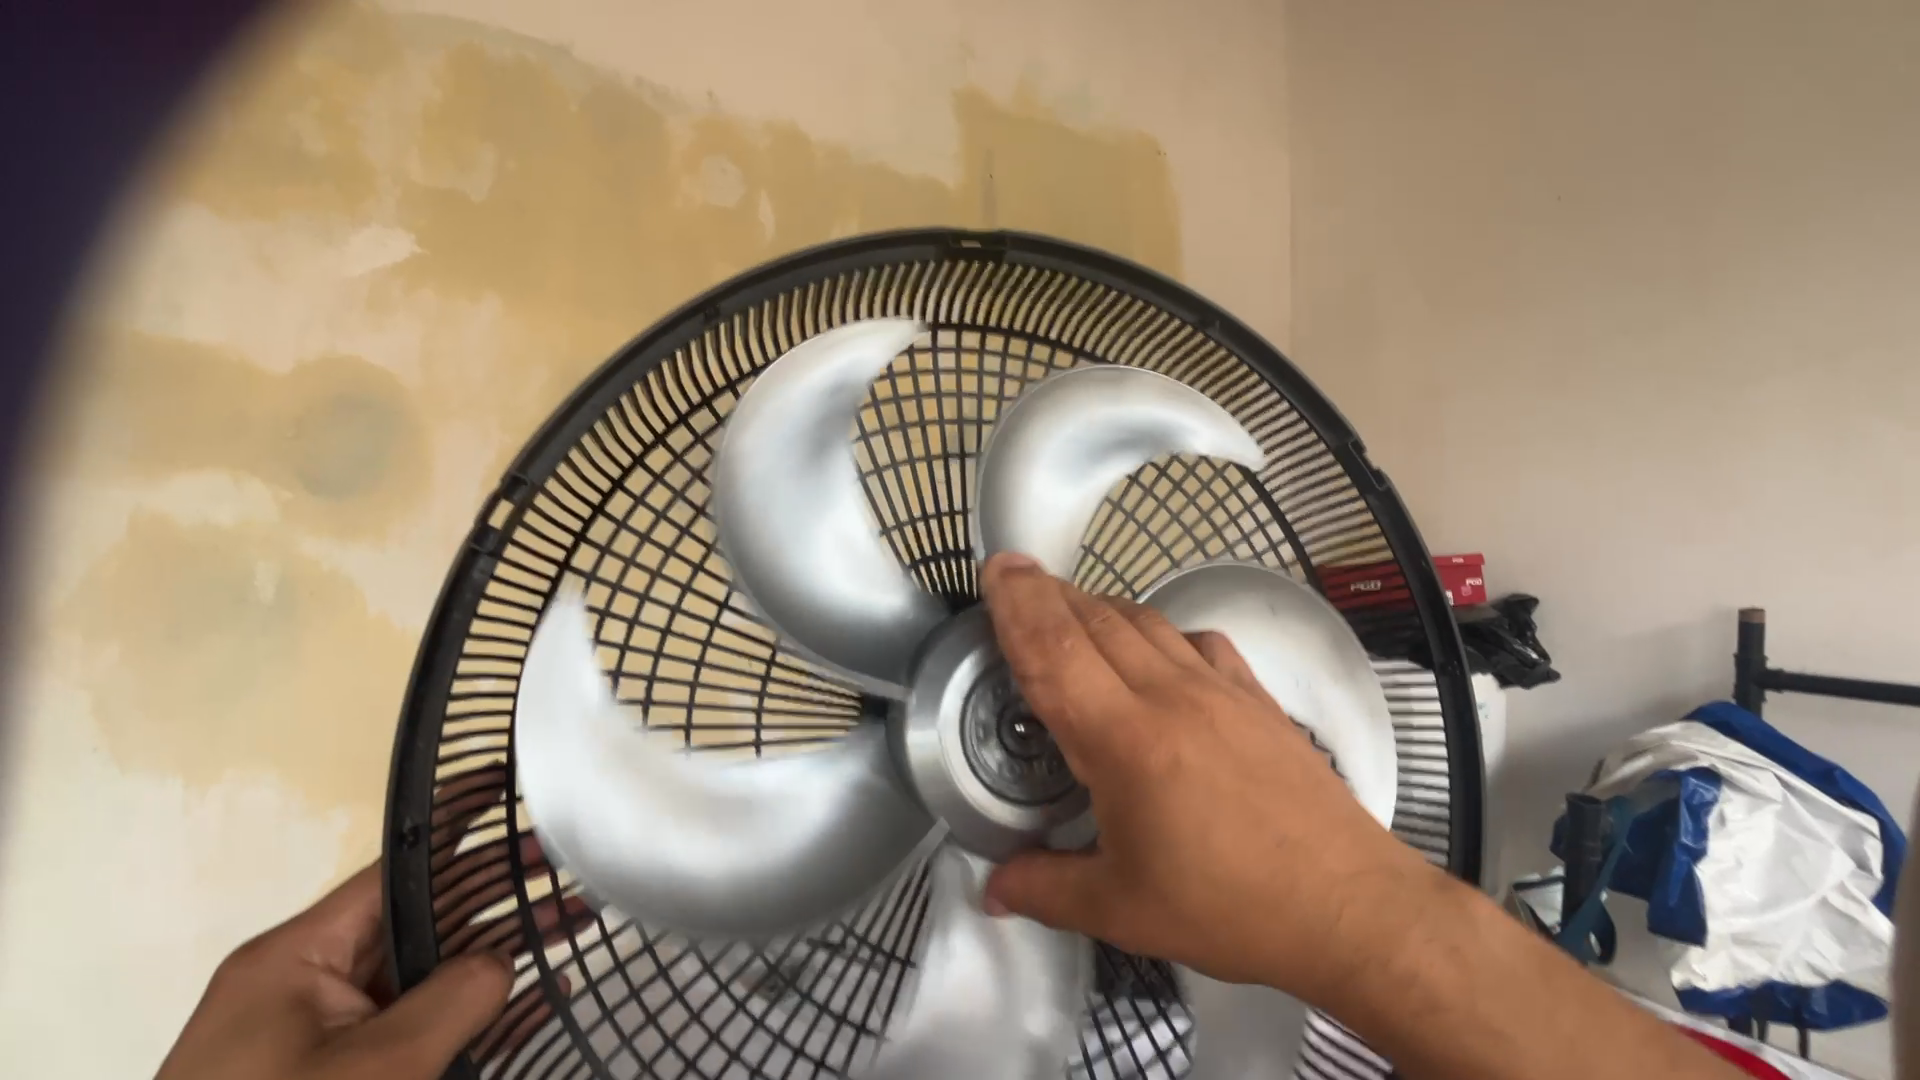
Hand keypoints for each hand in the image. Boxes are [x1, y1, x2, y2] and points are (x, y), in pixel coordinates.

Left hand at [157, 766, 588, 1079]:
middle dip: (501, 890)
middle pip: (425, 914)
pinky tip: (539, 998)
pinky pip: (421, 1022)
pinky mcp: (341, 1071)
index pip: (399, 865)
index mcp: (299, 956)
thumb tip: (504, 961)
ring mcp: (325, 1033)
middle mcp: (310, 982)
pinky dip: (478, 1008)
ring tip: (573, 927)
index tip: (514, 785)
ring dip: (503, 951)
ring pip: (432, 971)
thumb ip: (456, 995)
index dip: (462, 820)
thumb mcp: (374, 1065)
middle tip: (572, 871)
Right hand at [977, 552, 1443, 1007]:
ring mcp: (1219, 688)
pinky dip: (1159, 629)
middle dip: (1046, 592)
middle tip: (1013, 579)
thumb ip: (1045, 889)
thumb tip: (992, 890)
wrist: (1351, 907)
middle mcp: (1168, 695)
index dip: (1018, 605)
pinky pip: (1196, 640)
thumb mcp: (1123, 911)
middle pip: (1095, 621)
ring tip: (1066, 606)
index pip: (1055, 652)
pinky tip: (1153, 646)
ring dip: (1096, 605)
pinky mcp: (1256, 697)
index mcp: (1125, 740)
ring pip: (1143, 622)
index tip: (996, 568)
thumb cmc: (1230, 908)